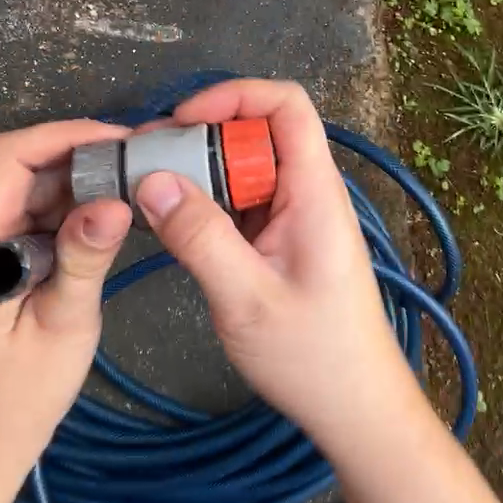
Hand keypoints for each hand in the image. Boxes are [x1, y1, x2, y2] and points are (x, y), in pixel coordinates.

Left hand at [0, 120, 134, 493]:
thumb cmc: (15, 397)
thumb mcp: (62, 325)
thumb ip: (84, 257)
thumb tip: (116, 200)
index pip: (9, 156)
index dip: (64, 135)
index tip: (120, 141)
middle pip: (19, 168)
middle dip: (80, 157)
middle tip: (140, 163)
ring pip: (27, 191)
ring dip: (78, 183)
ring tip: (134, 185)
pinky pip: (29, 219)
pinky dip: (68, 211)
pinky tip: (108, 220)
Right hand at [132, 80, 423, 450]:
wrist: (354, 407)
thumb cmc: (312, 355)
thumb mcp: (246, 297)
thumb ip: (199, 237)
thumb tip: (151, 180)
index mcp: (315, 191)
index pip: (288, 106)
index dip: (236, 96)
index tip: (183, 120)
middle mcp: (309, 193)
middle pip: (259, 134)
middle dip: (204, 137)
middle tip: (147, 162)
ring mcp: (297, 218)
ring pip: (247, 170)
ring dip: (201, 173)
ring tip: (149, 192)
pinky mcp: (284, 242)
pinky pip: (244, 204)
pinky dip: (209, 205)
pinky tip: (174, 225)